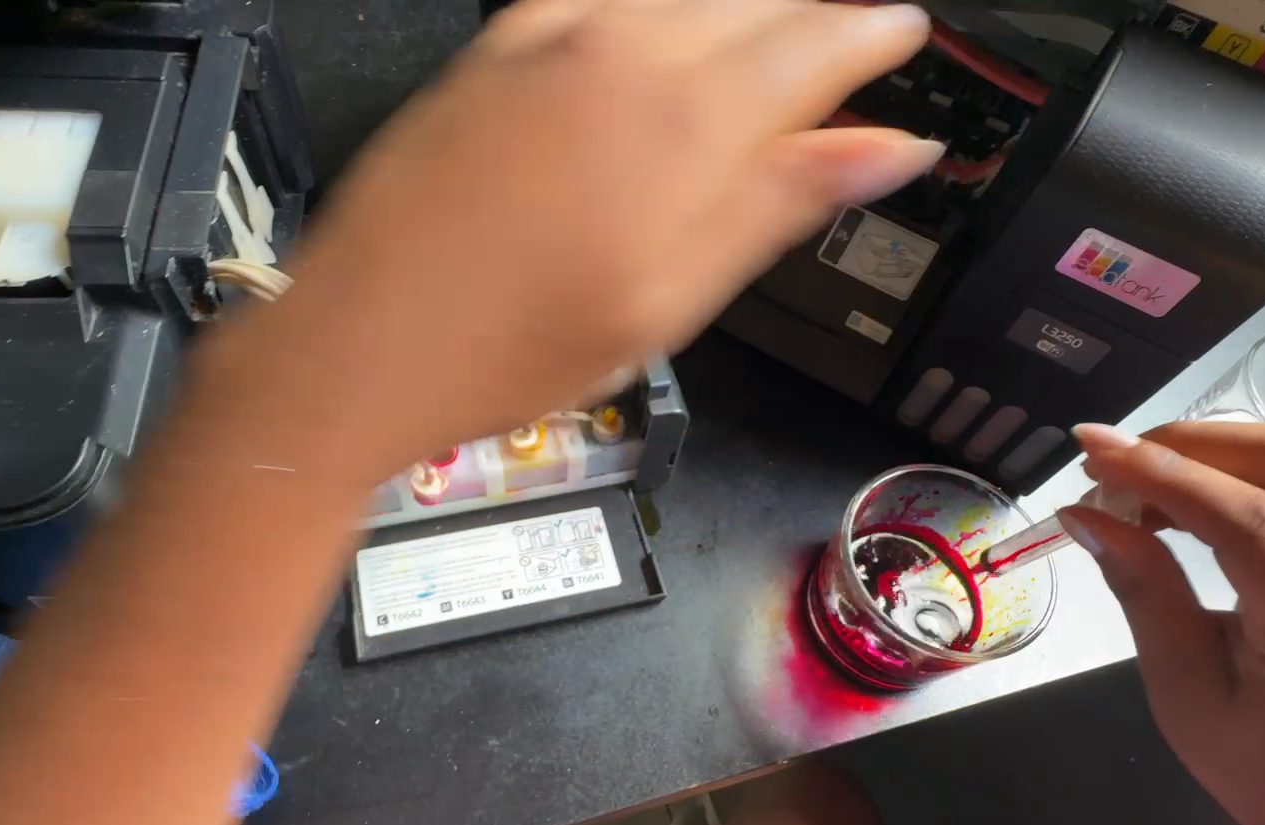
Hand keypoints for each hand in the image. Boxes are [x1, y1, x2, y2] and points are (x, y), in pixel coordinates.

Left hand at [210, 0, 940, 475]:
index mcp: (676, 124)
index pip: (813, 47)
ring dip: (737, 13)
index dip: (868, 39)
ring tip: (770, 41)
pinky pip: (598, 4)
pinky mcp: (491, 56)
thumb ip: (774, 209)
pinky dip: (652, 17)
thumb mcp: (665, 304)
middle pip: (750, 4)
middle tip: (849, 36)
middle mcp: (613, 53)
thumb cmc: (507, 349)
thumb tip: (878, 154)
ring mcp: (543, 43)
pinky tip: (663, 42)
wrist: (363, 346)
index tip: (901, 37)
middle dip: (812, 16)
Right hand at [1060, 423, 1264, 824]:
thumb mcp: (1177, 685)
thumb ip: (1143, 588)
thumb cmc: (1246, 760)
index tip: (1091, 451)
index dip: (1167, 474)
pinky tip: (1184, 498)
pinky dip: (1242, 472)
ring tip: (1140, 479)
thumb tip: (1085, 514)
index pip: (1258, 523)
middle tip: (1116, 461)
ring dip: (1220, 451)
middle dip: (1202, 443)